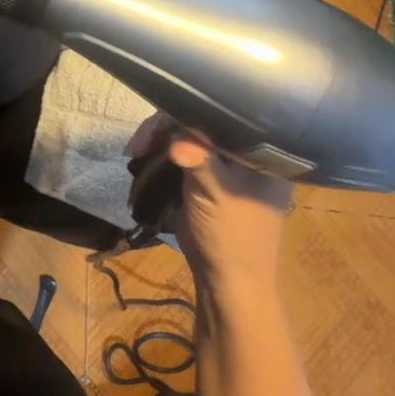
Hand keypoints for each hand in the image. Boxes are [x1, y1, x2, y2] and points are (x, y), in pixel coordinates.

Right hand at [126, 115, 292, 298]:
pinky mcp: (205, 177)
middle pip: (198, 123)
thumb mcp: (217, 195)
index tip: (154, 133)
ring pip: (185, 137)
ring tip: (134, 153)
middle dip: (163, 130)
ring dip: (157, 142)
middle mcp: (243, 152)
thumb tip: (177, 140)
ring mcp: (223, 165)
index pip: (220, 115)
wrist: (227, 281)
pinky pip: (181, 154)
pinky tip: (143, 158)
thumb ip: (200, 162)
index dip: (183, 114)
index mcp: (260, 151)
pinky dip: (161, 154)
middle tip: (135, 147)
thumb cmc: (233, 237)